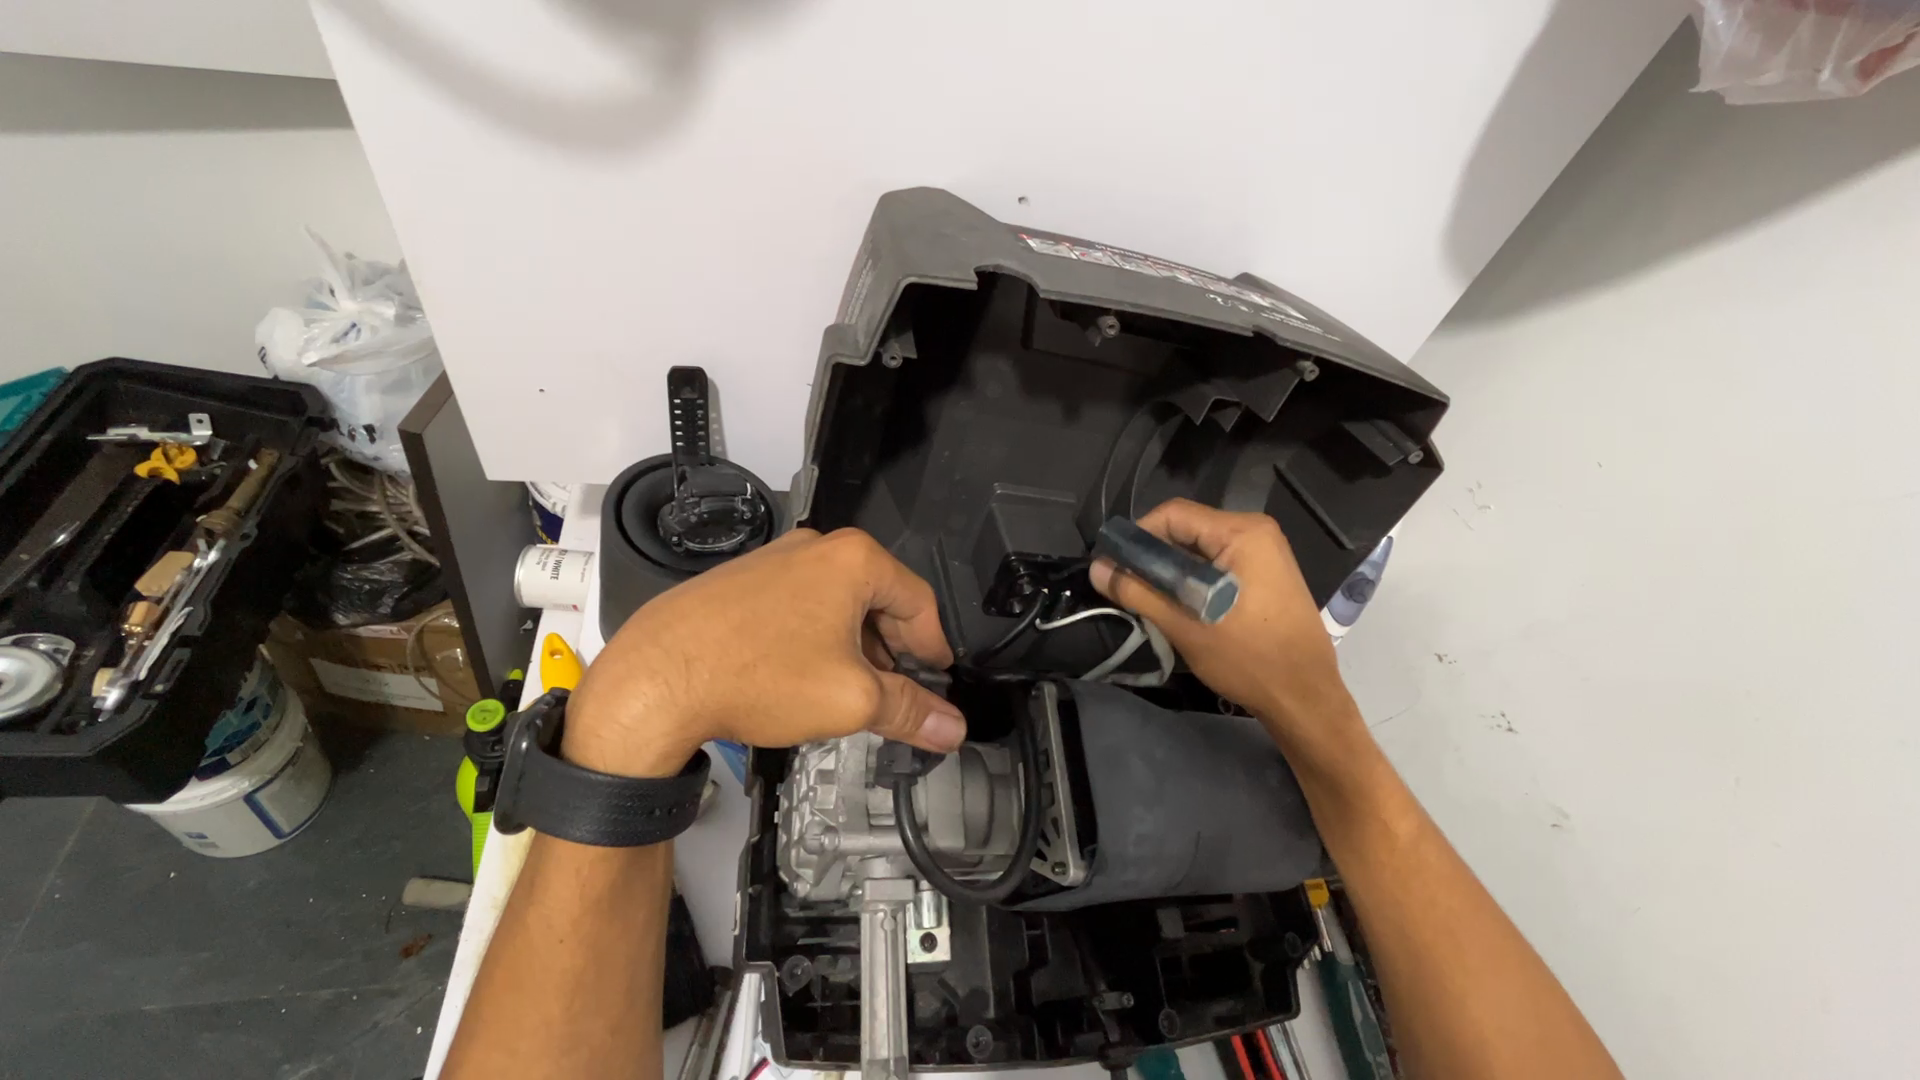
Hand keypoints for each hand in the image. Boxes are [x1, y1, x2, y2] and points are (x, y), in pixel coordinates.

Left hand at [563, 528, 964, 777]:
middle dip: (893, 651)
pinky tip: (804, 677)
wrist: (655, 680)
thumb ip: (911, 711)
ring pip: (837, 604)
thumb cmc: (756, 676)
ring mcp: (774, 561)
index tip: (938, 678)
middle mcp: (815, 548)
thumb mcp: (852, 699)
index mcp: (853, 559)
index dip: (933, 647)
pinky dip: (816, 639)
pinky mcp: (743, 582)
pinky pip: (799, 606)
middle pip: (878, 599)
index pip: (919, 601)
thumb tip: (952, 728)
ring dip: (854, 647)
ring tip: (850, 692)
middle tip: (898, 693)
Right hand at [1090, 499, 1361, 752]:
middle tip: (1123, 584)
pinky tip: (1175, 606)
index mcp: (1242, 534)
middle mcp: (1255, 532)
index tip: (1111, 564)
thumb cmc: (1249, 659)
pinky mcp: (1264, 575)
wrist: (1306, 698)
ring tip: (1144, 598)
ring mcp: (1263, 554)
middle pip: (1186, 529)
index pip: (1173, 514)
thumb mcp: (1185, 626)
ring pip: (1199, 550)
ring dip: (1169, 571)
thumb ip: (1138, 592)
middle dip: (1150, 555)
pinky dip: (1191, 580)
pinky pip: (1216, 564)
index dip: (1135, 536)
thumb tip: (1096, 569)